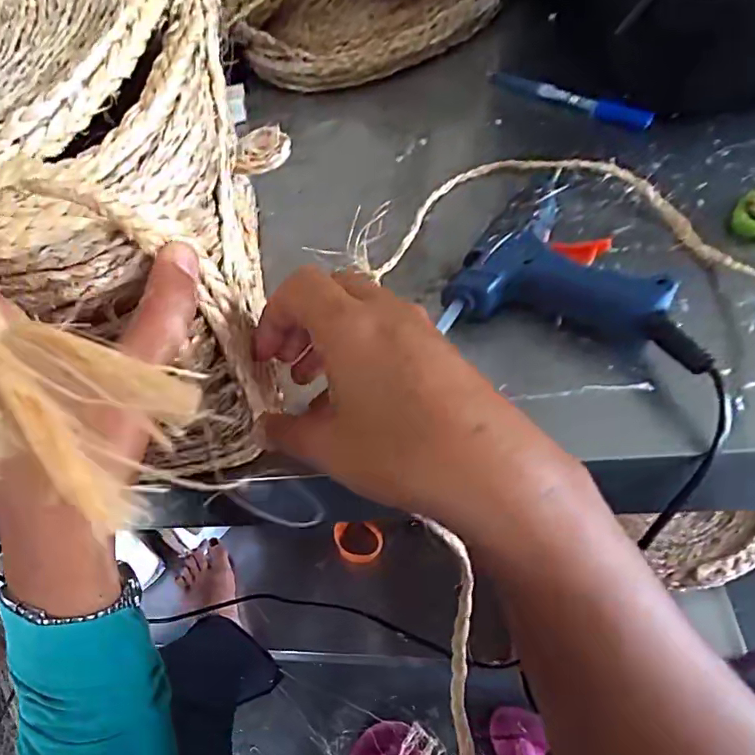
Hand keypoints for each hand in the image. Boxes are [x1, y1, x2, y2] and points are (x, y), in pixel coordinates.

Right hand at [254, 267, 574, 536]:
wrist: (488, 466)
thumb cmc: (397, 452)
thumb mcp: (328, 449)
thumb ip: (287, 432)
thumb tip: (268, 426)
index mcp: (349, 323)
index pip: (298, 287)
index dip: (272, 318)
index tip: (266, 361)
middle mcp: (386, 312)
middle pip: (333, 290)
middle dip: (303, 322)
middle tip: (292, 367)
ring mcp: (420, 327)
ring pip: (365, 310)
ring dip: (334, 337)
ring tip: (324, 387)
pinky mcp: (443, 349)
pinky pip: (392, 331)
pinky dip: (366, 349)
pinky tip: (367, 401)